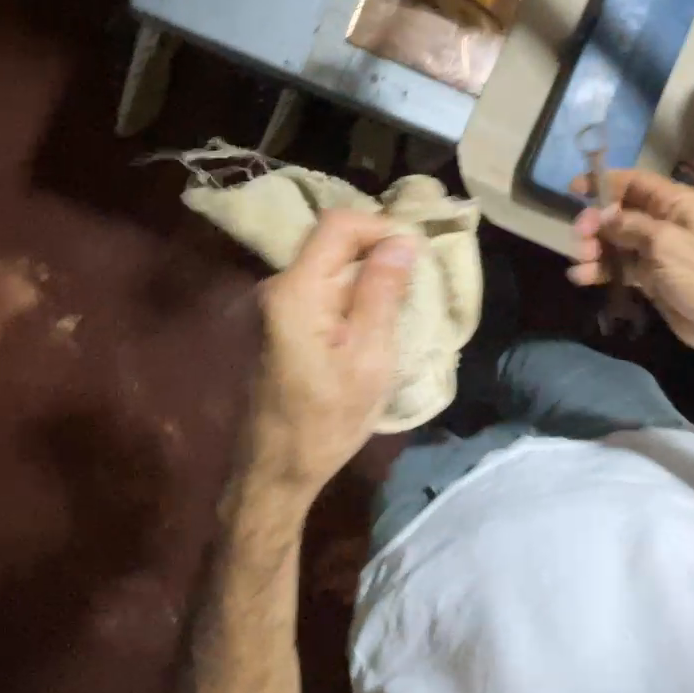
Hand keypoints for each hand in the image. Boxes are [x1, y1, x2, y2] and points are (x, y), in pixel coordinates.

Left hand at [246, 209, 417, 497]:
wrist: (277, 468)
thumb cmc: (327, 420)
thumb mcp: (369, 358)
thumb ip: (382, 293)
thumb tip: (402, 240)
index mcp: (297, 290)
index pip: (339, 224)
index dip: (381, 227)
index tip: (416, 255)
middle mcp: (279, 286)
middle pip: (334, 241)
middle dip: (379, 251)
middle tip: (417, 281)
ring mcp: (277, 304)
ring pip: (331, 264)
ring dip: (369, 274)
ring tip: (403, 301)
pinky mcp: (282, 321)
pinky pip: (323, 287)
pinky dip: (354, 292)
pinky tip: (377, 319)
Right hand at [568, 169, 693, 357]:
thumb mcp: (666, 242)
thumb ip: (630, 225)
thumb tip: (602, 214)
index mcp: (677, 203)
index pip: (635, 183)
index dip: (604, 183)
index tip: (574, 190)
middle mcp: (666, 222)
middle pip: (621, 213)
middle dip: (596, 223)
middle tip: (579, 237)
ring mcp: (658, 251)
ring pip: (617, 242)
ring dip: (596, 249)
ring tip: (581, 263)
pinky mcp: (651, 277)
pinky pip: (620, 267)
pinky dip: (602, 270)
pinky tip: (582, 278)